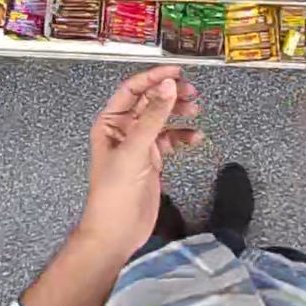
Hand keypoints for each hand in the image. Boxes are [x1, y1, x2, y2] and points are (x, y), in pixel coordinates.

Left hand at [79, 66, 202, 255]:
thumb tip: (168, 85)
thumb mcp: (135, 150)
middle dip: (169, 94)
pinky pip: (170, 140)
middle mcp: (124, 130)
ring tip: (195, 109)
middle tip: (191, 91)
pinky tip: (196, 138)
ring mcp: (139, 145)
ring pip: (161, 119)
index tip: (176, 72)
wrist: (117, 233)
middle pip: (149, 101)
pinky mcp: (152, 160)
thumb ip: (153, 116)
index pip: (132, 90)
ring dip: (178, 112)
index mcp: (110, 122)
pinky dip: (183, 136)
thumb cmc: (115, 192)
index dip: (153, 78)